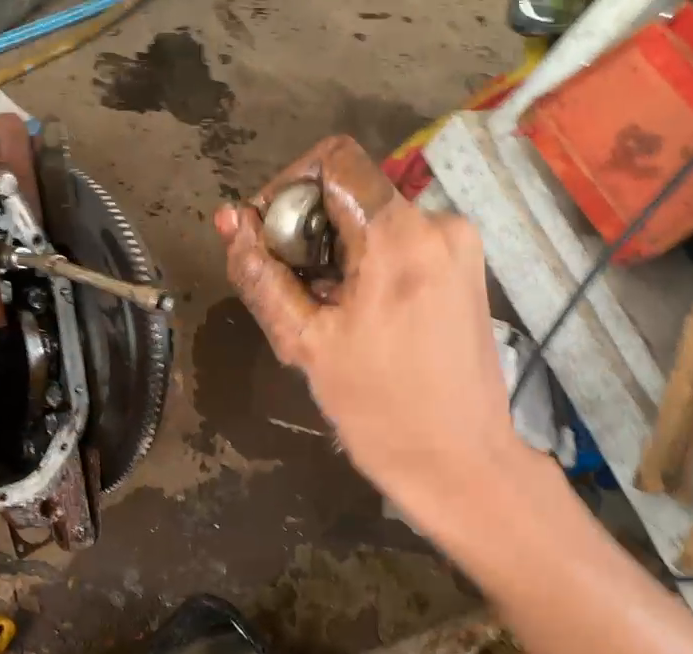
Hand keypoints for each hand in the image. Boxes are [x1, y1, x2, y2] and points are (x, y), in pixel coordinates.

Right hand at [215, 136, 530, 524]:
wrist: (454, 455)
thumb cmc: (374, 406)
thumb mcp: (303, 342)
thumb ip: (262, 276)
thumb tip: (228, 222)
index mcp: (399, 236)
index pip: (334, 160)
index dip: (285, 187)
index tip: (264, 237)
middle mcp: (438, 222)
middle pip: (350, 194)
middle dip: (304, 235)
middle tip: (286, 294)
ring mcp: (458, 243)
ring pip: (371, 223)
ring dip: (331, 257)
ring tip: (318, 318)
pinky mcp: (464, 267)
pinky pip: (397, 245)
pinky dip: (361, 268)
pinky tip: (351, 318)